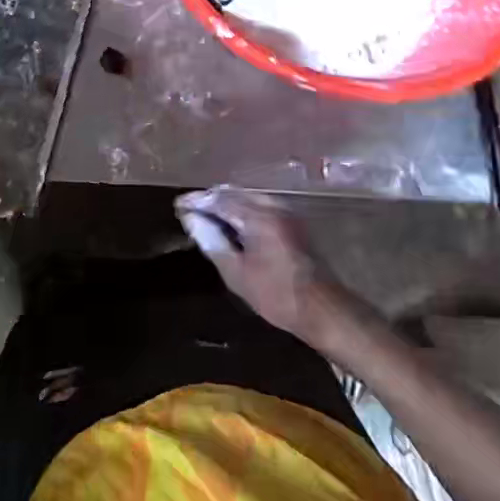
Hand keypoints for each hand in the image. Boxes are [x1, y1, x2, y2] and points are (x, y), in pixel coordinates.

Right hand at [175, 187, 363, 348]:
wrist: (321, 307)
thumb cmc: (275, 294)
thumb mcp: (236, 273)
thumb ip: (213, 242)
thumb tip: (193, 219)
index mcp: (258, 215)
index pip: (220, 199)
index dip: (197, 201)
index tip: (178, 205)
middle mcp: (273, 205)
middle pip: (235, 193)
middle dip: (211, 199)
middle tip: (191, 210)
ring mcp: (286, 212)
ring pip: (249, 197)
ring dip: (227, 202)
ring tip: (208, 215)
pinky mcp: (293, 222)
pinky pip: (261, 205)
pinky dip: (243, 208)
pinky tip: (234, 222)